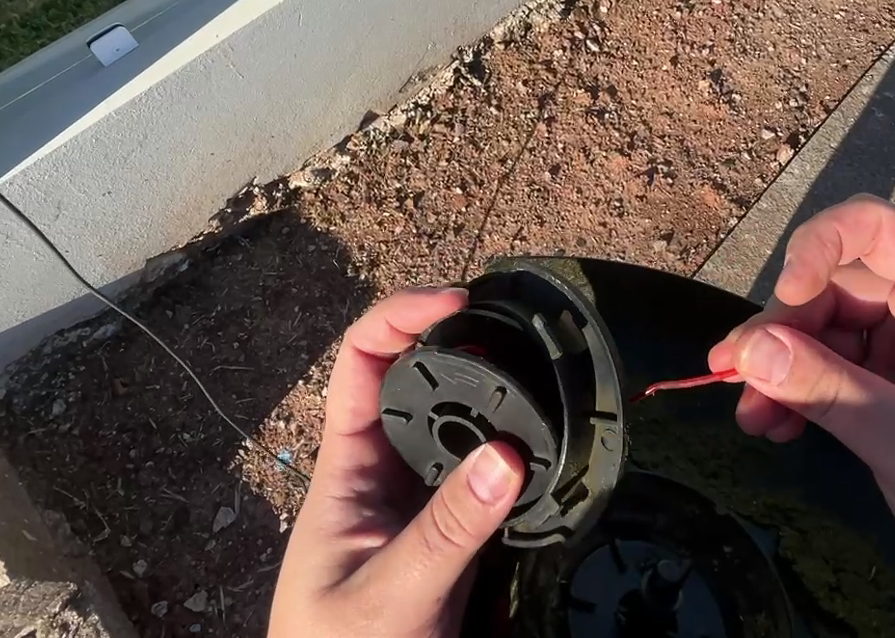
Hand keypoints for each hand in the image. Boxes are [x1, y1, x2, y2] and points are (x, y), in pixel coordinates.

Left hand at [270, 289, 522, 637]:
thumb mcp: (387, 595)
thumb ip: (446, 531)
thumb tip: (508, 456)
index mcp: (348, 460)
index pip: (363, 356)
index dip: (401, 313)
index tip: (457, 299)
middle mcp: (387, 459)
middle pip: (417, 370)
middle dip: (460, 334)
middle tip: (516, 321)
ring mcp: (423, 487)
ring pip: (458, 413)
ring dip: (492, 383)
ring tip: (538, 358)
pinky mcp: (455, 517)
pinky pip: (486, 459)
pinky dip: (514, 434)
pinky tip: (545, 425)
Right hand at [709, 196, 894, 637]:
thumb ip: (834, 395)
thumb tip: (749, 349)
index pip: (879, 228)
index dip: (822, 244)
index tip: (786, 296)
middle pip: (832, 279)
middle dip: (783, 323)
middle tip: (735, 371)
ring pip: (817, 324)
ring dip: (774, 363)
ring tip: (749, 413)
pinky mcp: (882, 382)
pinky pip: (820, 366)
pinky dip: (789, 390)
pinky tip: (770, 424)